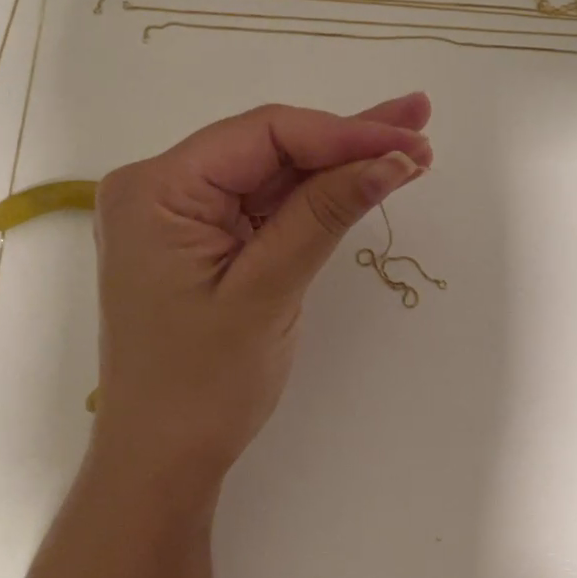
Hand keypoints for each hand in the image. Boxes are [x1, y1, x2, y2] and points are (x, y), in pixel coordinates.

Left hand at [91, 93, 433, 482]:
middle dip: (348, 138)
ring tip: (409, 144)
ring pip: (274, 173)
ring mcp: (182, 216)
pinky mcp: (204, 241)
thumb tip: (393, 158)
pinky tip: (364, 179)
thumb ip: (326, 215)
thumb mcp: (269, 292)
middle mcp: (162, 189)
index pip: (264, 135)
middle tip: (419, 117)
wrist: (163, 460)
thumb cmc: (203, 386)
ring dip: (340, 164)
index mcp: (157, 190)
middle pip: (271, 147)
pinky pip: (267, 206)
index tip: (410, 141)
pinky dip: (317, 198)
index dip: (344, 133)